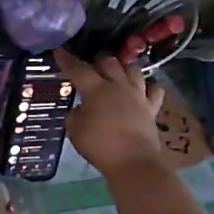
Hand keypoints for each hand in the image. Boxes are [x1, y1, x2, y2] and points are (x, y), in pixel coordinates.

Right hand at [54, 49, 166, 177]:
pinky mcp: (152, 108)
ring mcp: (138, 95)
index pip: (79, 69)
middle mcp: (118, 86)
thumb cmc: (99, 145)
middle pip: (109, 62)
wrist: (132, 162)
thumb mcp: (75, 130)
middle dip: (98, 62)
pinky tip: (142, 90)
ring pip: (133, 69)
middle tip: (91, 69)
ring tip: (116, 74)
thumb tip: (81, 109)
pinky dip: (147, 87)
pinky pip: (154, 90)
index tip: (59, 51)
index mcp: (96, 90)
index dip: (67, 60)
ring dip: (123, 68)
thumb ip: (76, 115)